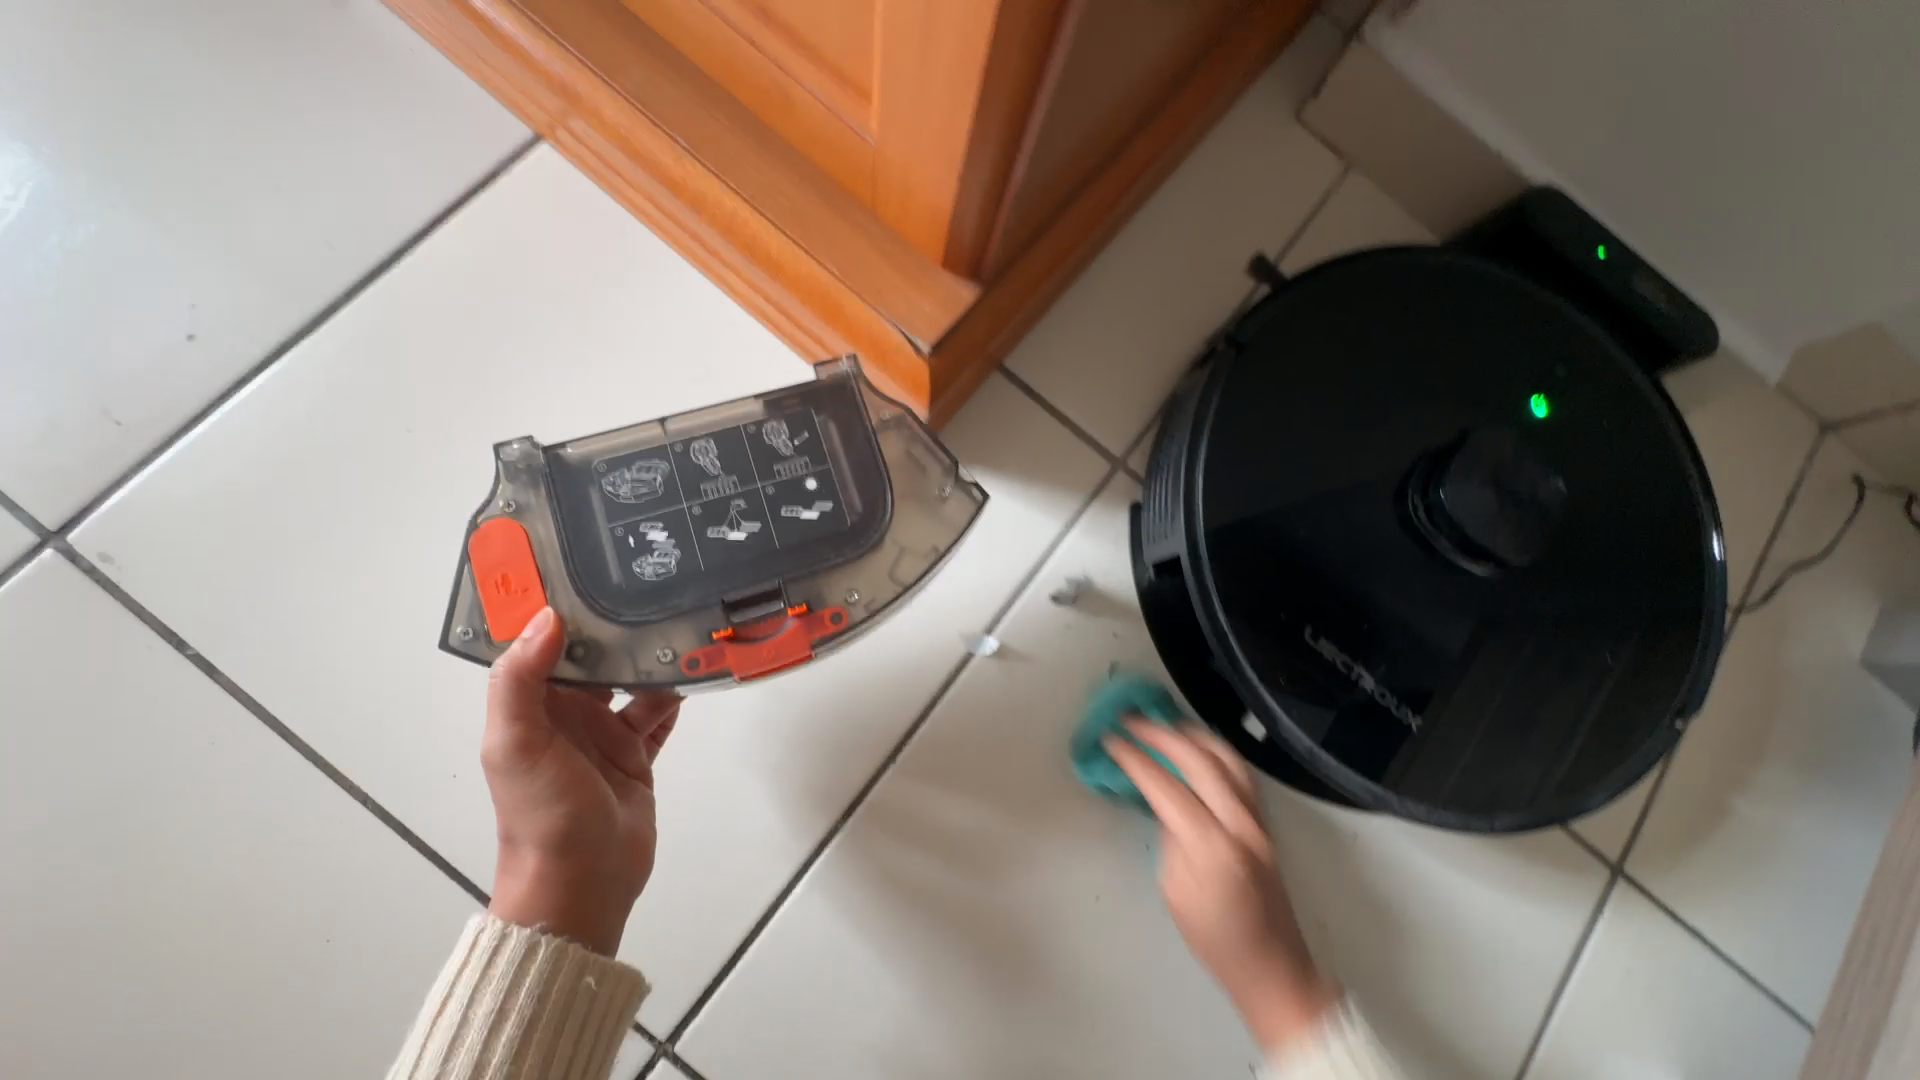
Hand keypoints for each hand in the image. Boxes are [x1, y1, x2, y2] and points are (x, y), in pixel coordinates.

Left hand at [481, 607, 679, 954]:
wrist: (583, 884)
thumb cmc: (541, 814)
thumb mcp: (517, 745)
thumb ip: (520, 681)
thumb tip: (546, 616)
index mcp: (530, 705)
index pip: (537, 643)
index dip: (550, 605)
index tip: (578, 563)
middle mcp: (566, 712)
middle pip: (591, 655)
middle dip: (613, 622)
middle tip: (648, 581)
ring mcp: (605, 731)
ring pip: (631, 678)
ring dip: (651, 654)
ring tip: (681, 618)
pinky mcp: (638, 751)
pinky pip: (660, 711)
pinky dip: (678, 690)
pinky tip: (698, 666)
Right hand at [1104, 720, 1339, 1051]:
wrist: (1272, 965)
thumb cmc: (1213, 938)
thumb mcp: (1174, 889)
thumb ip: (1170, 837)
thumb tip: (1163, 801)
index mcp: (1211, 846)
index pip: (1166, 786)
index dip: (1135, 759)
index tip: (1109, 740)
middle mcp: (1240, 823)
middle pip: (1200, 761)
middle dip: (1161, 734)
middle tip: (1129, 720)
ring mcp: (1259, 820)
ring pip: (1227, 757)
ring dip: (1192, 734)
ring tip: (1162, 722)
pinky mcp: (1266, 822)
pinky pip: (1240, 772)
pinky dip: (1215, 749)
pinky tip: (1197, 745)